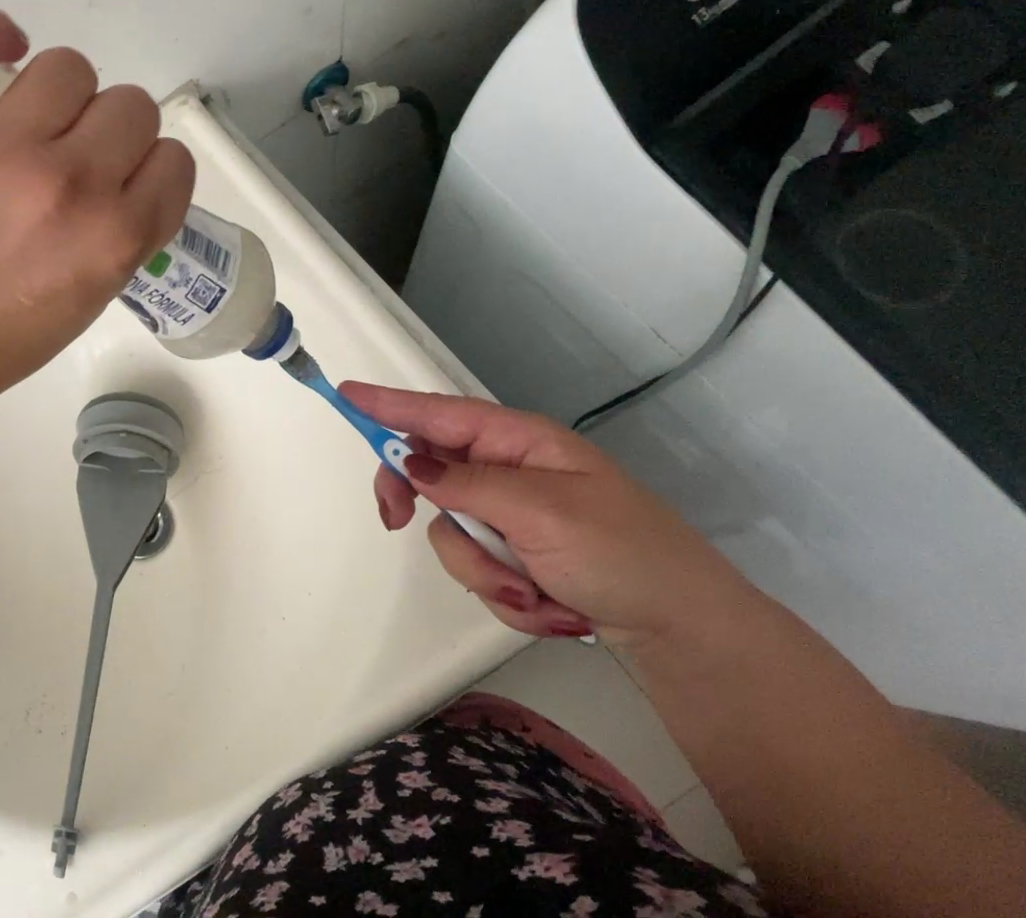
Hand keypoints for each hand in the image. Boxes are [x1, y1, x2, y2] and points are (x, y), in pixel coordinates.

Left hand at [0, 7, 195, 411]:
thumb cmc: (19, 327)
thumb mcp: (104, 289)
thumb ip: (135, 223)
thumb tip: (137, 157)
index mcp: (115, 235)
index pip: (172, 159)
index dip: (149, 171)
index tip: (119, 187)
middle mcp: (68, 184)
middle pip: (131, 106)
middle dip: (110, 136)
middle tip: (71, 165)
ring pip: (70, 67)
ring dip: (62, 97)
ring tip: (31, 130)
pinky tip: (1, 51)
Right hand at [344, 382, 761, 647]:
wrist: (680, 628)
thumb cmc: (624, 553)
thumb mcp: (543, 512)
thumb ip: (468, 487)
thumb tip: (410, 465)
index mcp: (521, 443)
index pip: (441, 415)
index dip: (389, 406)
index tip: (345, 396)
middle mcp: (510, 474)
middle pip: (430, 475)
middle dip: (424, 509)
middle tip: (394, 523)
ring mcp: (512, 518)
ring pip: (450, 534)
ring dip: (487, 572)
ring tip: (540, 595)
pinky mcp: (517, 558)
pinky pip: (476, 570)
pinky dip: (506, 595)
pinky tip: (550, 606)